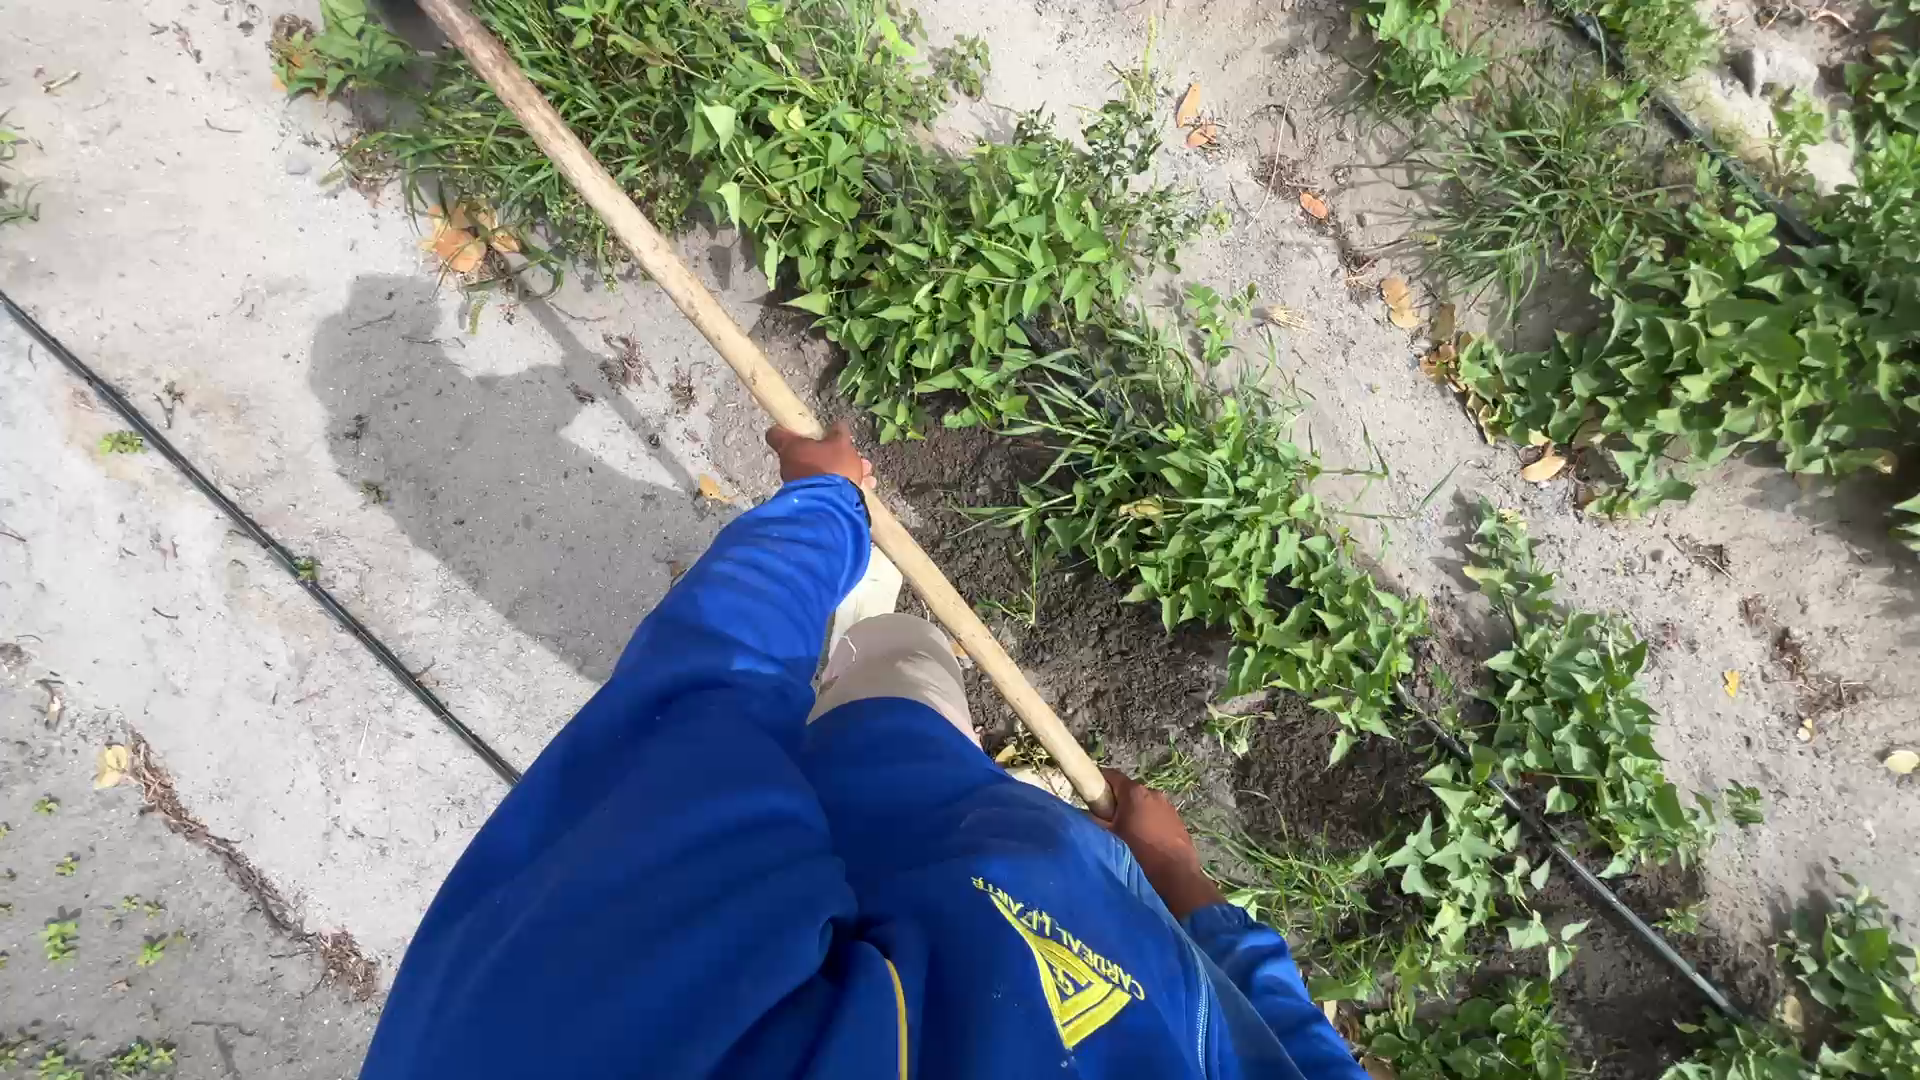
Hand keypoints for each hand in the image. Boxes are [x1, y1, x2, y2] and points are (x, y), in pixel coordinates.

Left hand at [765, 421, 874, 489]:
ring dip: (841, 470)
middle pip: (806, 453)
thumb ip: (839, 433)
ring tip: (864, 471)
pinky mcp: (810, 499)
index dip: (787, 429)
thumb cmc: (832, 468)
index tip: (801, 429)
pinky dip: (842, 485)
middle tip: (850, 453)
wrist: (830, 506)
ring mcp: (797, 484)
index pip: (776, 433)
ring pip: (820, 471)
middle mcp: (789, 465)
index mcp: (790, 447)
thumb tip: (838, 425)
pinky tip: (864, 485)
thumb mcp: (841, 445)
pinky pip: (826, 487)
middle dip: (830, 453)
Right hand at [1093, 768, 1223, 918]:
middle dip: (1117, 802)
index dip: (1099, 783)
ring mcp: (1167, 805)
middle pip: (1127, 790)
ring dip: (1134, 813)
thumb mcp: (1109, 836)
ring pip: (1143, 803)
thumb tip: (1082, 811)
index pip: (1111, 775)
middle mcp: (1152, 792)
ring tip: (1130, 835)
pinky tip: (1147, 841)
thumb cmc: (1139, 853)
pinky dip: (1149, 821)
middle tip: (1109, 822)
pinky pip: (1157, 814)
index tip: (1092, 796)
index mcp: (1134, 792)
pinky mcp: (1177, 818)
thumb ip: (1093, 819)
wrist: (1176, 876)